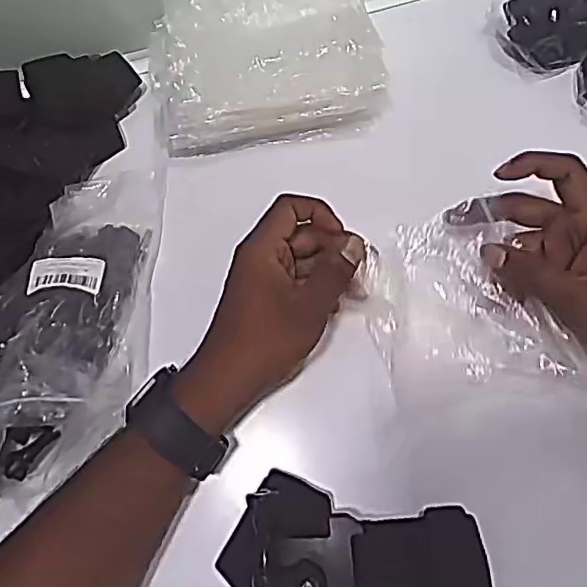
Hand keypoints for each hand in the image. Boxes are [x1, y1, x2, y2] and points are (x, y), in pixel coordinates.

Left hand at [176, 195, 366, 433]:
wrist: (229, 378)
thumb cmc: (258, 344)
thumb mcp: (310, 304)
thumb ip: (335, 271)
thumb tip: (350, 246)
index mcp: (262, 248)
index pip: (291, 208)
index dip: (322, 216)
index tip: (342, 237)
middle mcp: (258, 257)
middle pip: (300, 234)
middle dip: (332, 247)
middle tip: (356, 267)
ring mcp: (260, 277)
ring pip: (301, 258)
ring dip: (327, 270)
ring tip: (350, 291)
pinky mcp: (264, 296)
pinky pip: (295, 278)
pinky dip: (315, 286)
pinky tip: (332, 305)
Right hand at [448, 152, 586, 402]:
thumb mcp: (576, 297)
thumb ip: (527, 272)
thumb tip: (490, 253)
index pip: (564, 172)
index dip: (530, 165)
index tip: (499, 174)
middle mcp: (585, 231)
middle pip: (533, 208)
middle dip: (494, 213)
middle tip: (460, 222)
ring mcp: (579, 256)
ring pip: (529, 242)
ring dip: (505, 254)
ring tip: (481, 270)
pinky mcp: (575, 279)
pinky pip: (537, 268)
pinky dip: (517, 275)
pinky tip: (502, 291)